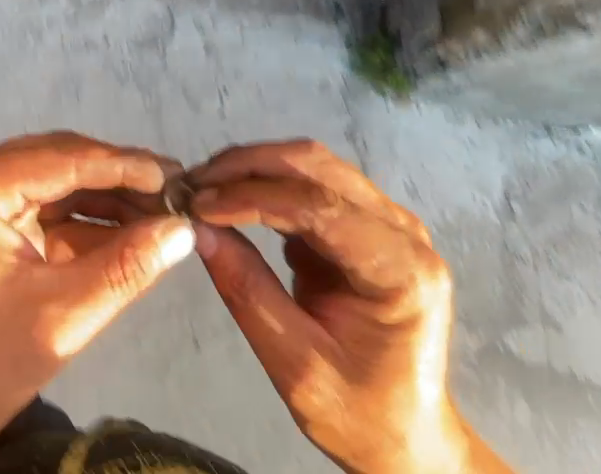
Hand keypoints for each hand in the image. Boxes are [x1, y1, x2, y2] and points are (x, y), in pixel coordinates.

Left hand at [0, 133, 196, 469]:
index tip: (179, 177)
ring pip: (59, 183)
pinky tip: (133, 230)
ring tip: (166, 212)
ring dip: (109, 199)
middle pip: (62, 162)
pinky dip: (88, 222)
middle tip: (179, 193)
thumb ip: (124, 270)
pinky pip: (47, 210)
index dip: (126, 166)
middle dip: (121, 179)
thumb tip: (184, 230)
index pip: (65, 159)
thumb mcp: (59, 320)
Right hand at [189, 140, 508, 473]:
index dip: (253, 196)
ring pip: (314, 164)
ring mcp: (389, 221)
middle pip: (318, 167)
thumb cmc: (358, 413)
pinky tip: (231, 201)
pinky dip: (267, 184)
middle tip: (193, 185)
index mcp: (400, 270)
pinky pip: (312, 183)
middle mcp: (403, 231)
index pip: (319, 206)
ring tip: (205, 189)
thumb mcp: (295, 365)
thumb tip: (197, 228)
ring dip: (255, 169)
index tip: (198, 203)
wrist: (407, 436)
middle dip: (248, 167)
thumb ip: (248, 291)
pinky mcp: (367, 222)